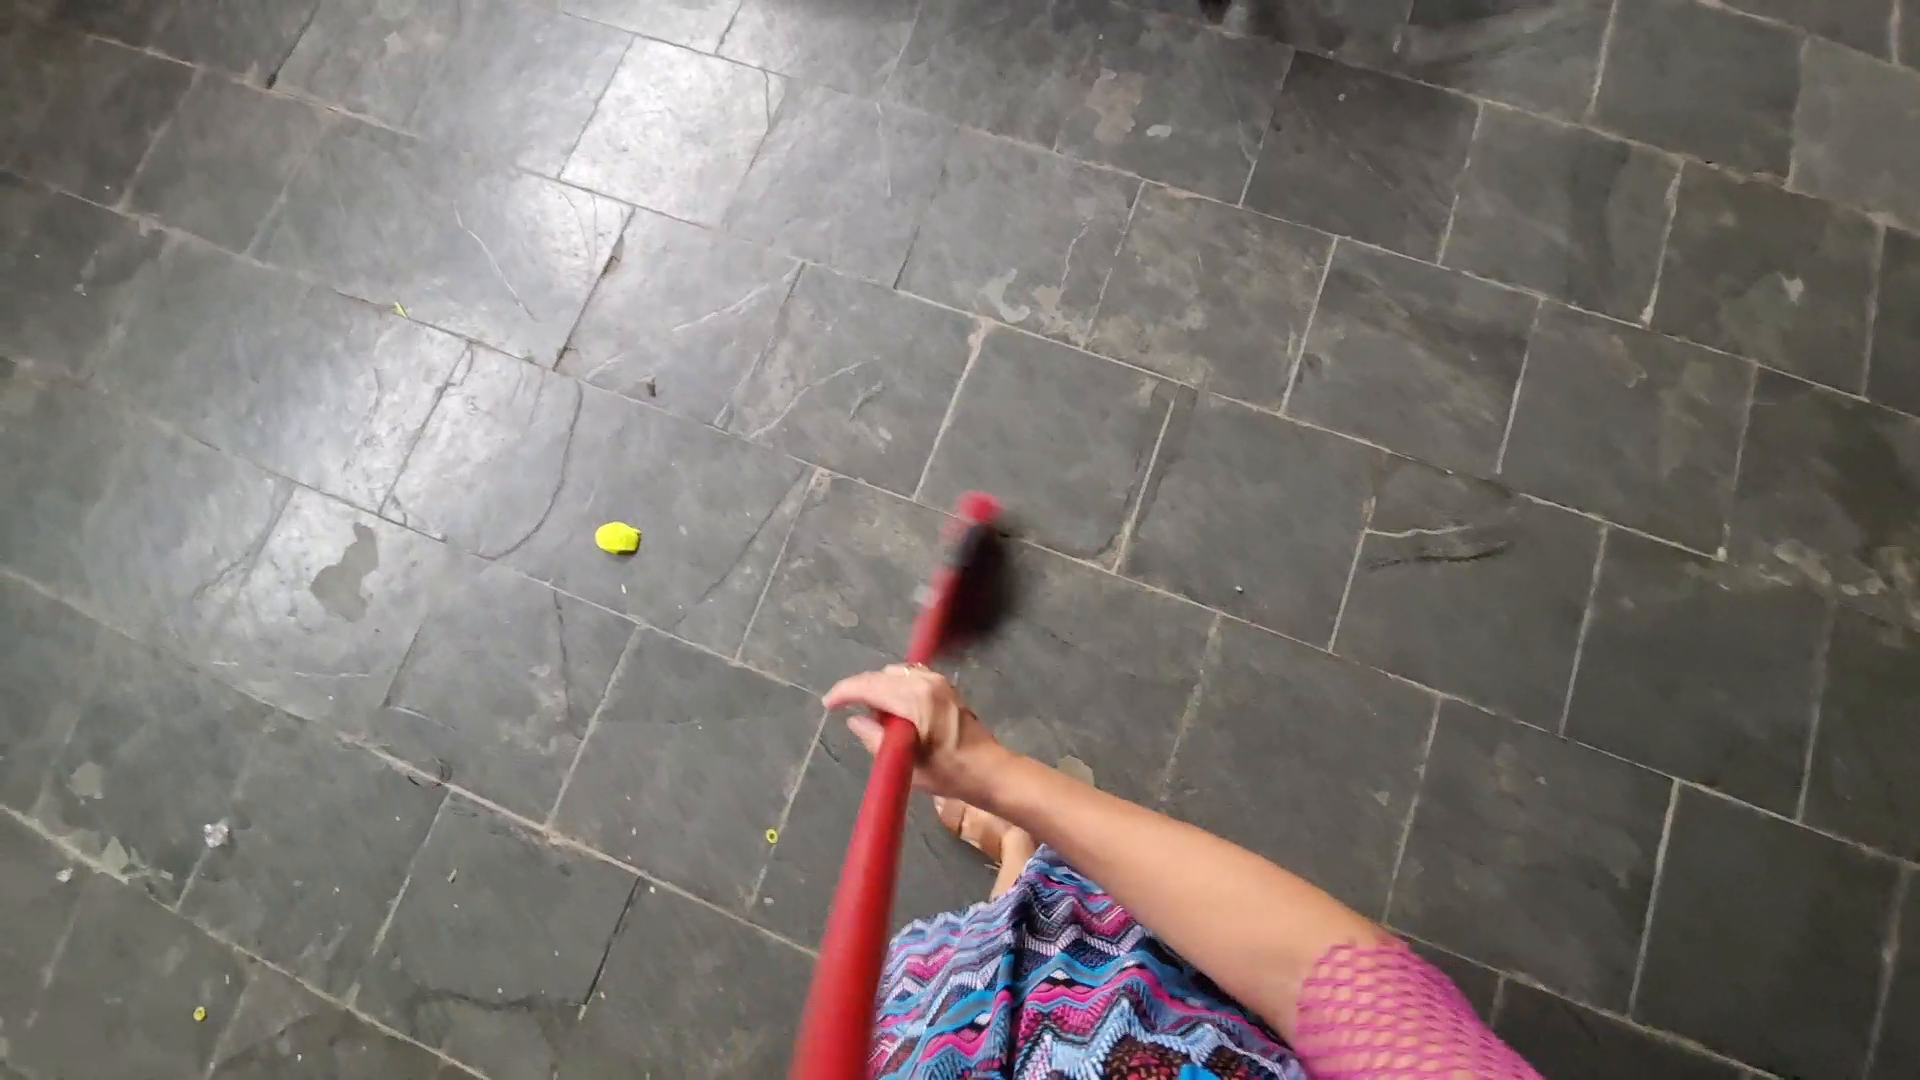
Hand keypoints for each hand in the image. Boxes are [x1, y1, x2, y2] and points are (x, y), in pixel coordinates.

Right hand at [822, 665, 1010, 801]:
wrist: (989, 770)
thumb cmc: (949, 773)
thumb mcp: (906, 764)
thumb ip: (875, 739)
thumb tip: (856, 720)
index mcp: (915, 699)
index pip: (870, 686)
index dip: (844, 692)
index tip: (828, 704)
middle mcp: (925, 682)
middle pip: (880, 676)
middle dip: (860, 689)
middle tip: (845, 710)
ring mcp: (937, 681)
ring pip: (895, 674)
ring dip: (878, 687)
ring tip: (871, 714)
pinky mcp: (945, 685)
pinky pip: (910, 676)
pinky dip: (895, 686)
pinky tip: (893, 707)